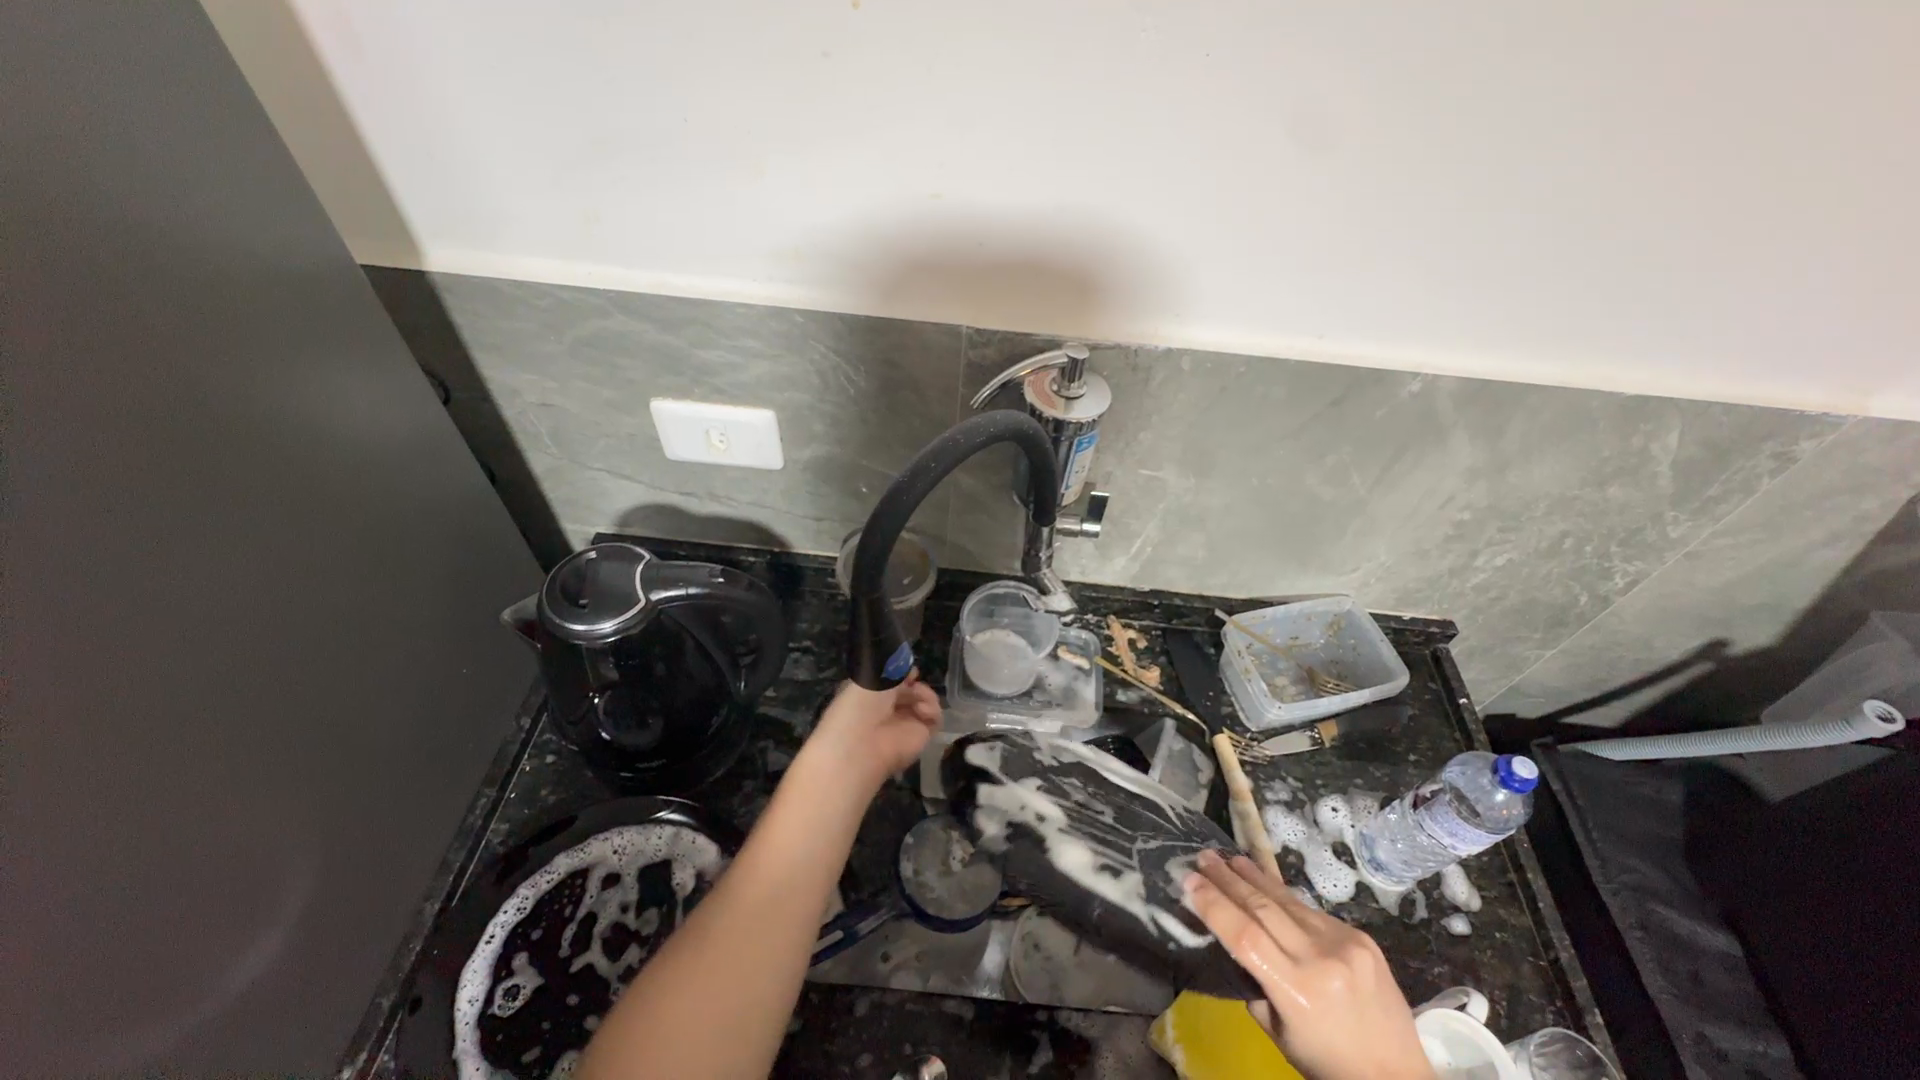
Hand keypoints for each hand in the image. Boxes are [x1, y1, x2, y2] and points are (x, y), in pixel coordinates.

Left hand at [802, 675, 941, 786]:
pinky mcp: (921, 736)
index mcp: (870, 694)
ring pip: (924, 701)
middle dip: (912, 682)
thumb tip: (910, 672)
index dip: (900, 673)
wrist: (864, 740)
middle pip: (910, 689)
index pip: (891, 681)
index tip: (904, 668)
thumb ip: (893, 668)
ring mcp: (905, 723)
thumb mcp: (872, 674)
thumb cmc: (861, 703)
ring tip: (918, 695)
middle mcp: (887, 709)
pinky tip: (923, 710)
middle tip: (911, 681)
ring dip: (924, 693)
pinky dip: (933, 709)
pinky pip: (935, 718)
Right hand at [1185, 850, 1434, 1079]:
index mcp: (1297, 989)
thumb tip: (1237, 946)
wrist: (1396, 1074)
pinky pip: (1314, 913)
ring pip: (1289, 901)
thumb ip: (1255, 986)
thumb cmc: (1327, 1063)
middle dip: (1229, 880)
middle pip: (1263, 908)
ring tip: (1232, 859)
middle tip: (1204, 858)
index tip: (1190, 881)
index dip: (1213, 904)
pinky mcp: (1362, 938)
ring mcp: (1345, 943)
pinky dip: (1287, 900)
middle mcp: (1321, 958)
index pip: (1243, 935)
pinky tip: (1270, 890)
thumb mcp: (1279, 1033)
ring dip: (1256, 878)